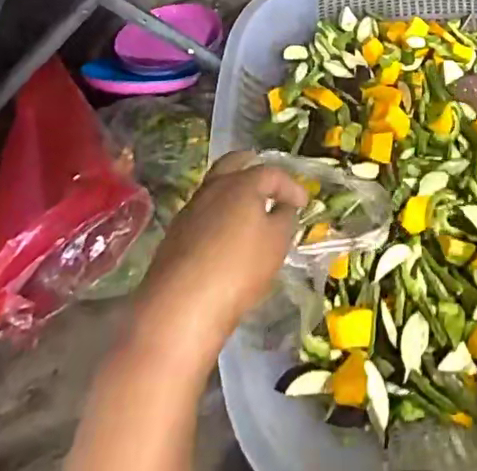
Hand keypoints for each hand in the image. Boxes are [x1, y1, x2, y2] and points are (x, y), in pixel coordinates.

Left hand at [131, 151, 307, 361]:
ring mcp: (188, 213)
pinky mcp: (173, 238)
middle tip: (269, 181)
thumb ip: (285, 217)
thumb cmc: (238, 268)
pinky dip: (219, 217)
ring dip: (233, 195)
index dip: (291, 186)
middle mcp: (211, 190)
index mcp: (241, 184)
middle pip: (232, 165)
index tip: (303, 204)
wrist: (179, 311)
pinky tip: (227, 237)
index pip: (272, 173)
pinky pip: (203, 216)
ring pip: (214, 190)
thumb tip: (282, 208)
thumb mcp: (278, 242)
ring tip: (250, 213)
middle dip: (252, 167)